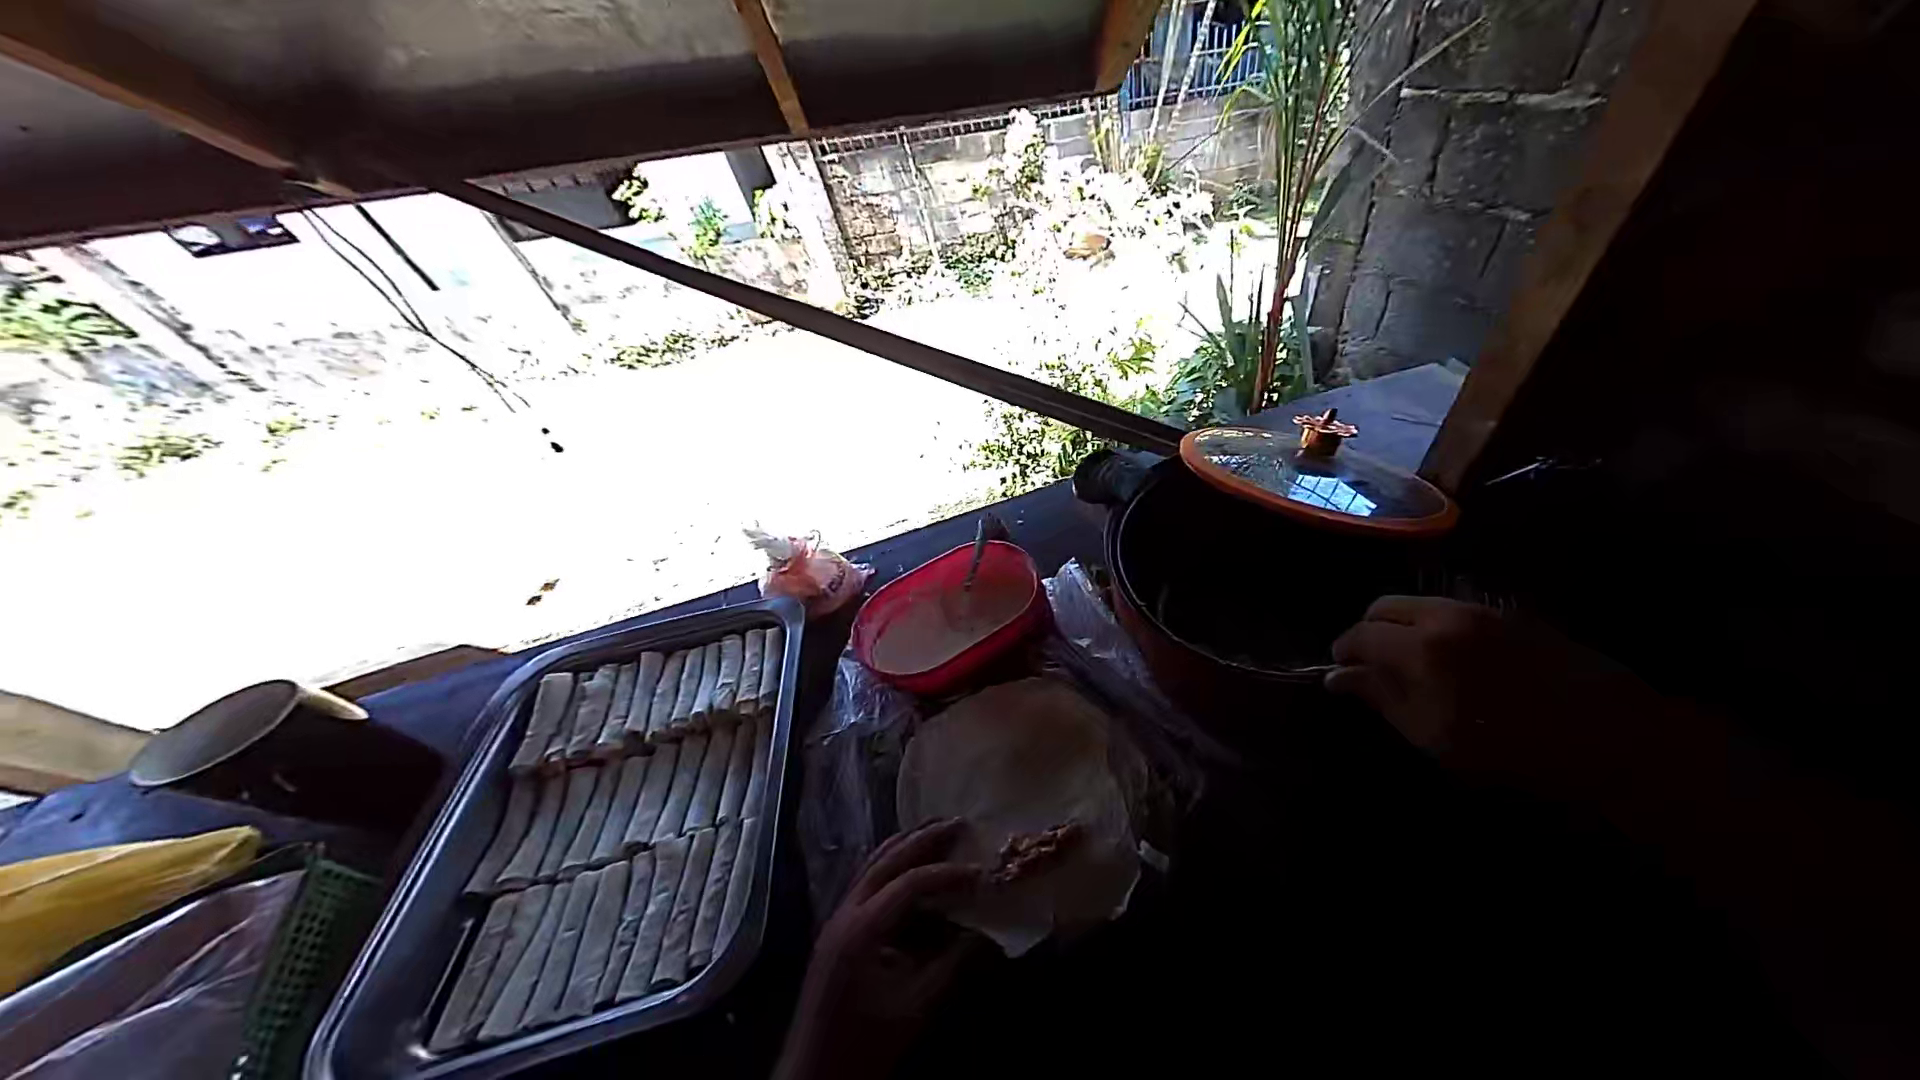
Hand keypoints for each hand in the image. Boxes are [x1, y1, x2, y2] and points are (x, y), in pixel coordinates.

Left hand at [775, 819, 982, 1079]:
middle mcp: (845, 911)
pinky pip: (865, 880)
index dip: (947, 874)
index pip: (909, 883)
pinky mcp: (837, 927)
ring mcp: (837, 916)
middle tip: (958, 823)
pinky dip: (890, 863)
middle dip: (923, 838)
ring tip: (936, 831)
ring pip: (871, 863)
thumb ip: (951, 965)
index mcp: (862, 929)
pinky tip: (910, 865)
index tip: (979, 872)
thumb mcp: (914, 1009)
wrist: (813, 1075)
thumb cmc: (863, 1046)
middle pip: (886, 859)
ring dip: (905, 844)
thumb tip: (985, 931)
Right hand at [1324, 596, 1642, 783]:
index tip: (1340, 670)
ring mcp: (1479, 611)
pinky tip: (1453, 656)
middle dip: (1368, 630)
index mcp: (1418, 647)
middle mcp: (1443, 616)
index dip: (1342, 651)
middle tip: (1372, 662)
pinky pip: (1452, 610)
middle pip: (1383, 606)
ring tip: (1412, 659)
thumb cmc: (1511, 746)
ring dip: (1401, 625)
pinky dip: (1434, 625)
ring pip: (1418, 603)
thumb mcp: (1432, 733)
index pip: (1358, 634)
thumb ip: (1379, 697)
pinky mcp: (1509, 615)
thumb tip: (1338, 676)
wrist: (1613, 736)